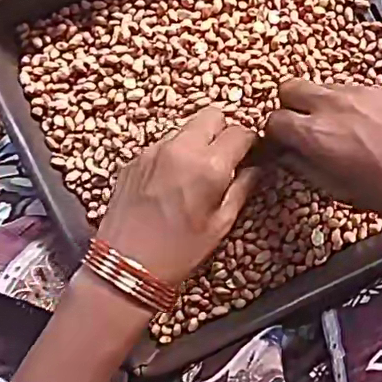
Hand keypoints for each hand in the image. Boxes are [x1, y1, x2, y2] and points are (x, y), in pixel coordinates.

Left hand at [94, 107, 261, 285]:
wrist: (126, 266)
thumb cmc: (177, 252)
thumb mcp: (221, 224)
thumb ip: (242, 188)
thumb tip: (255, 169)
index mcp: (208, 166)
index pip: (240, 131)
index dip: (250, 142)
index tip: (250, 154)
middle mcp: (180, 149)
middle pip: (212, 115)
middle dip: (223, 131)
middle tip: (225, 157)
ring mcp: (154, 151)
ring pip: (186, 127)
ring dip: (198, 140)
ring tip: (197, 172)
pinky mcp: (135, 158)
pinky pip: (163, 143)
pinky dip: (174, 154)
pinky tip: (173, 181)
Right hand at [263, 80, 381, 220]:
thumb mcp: (339, 191)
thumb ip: (305, 168)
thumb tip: (289, 156)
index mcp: (315, 134)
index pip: (274, 120)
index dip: (274, 134)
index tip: (281, 144)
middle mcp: (332, 105)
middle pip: (290, 88)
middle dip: (289, 106)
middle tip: (300, 126)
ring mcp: (358, 91)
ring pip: (322, 86)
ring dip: (319, 103)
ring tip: (336, 127)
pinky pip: (352, 88)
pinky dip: (348, 102)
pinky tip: (365, 124)